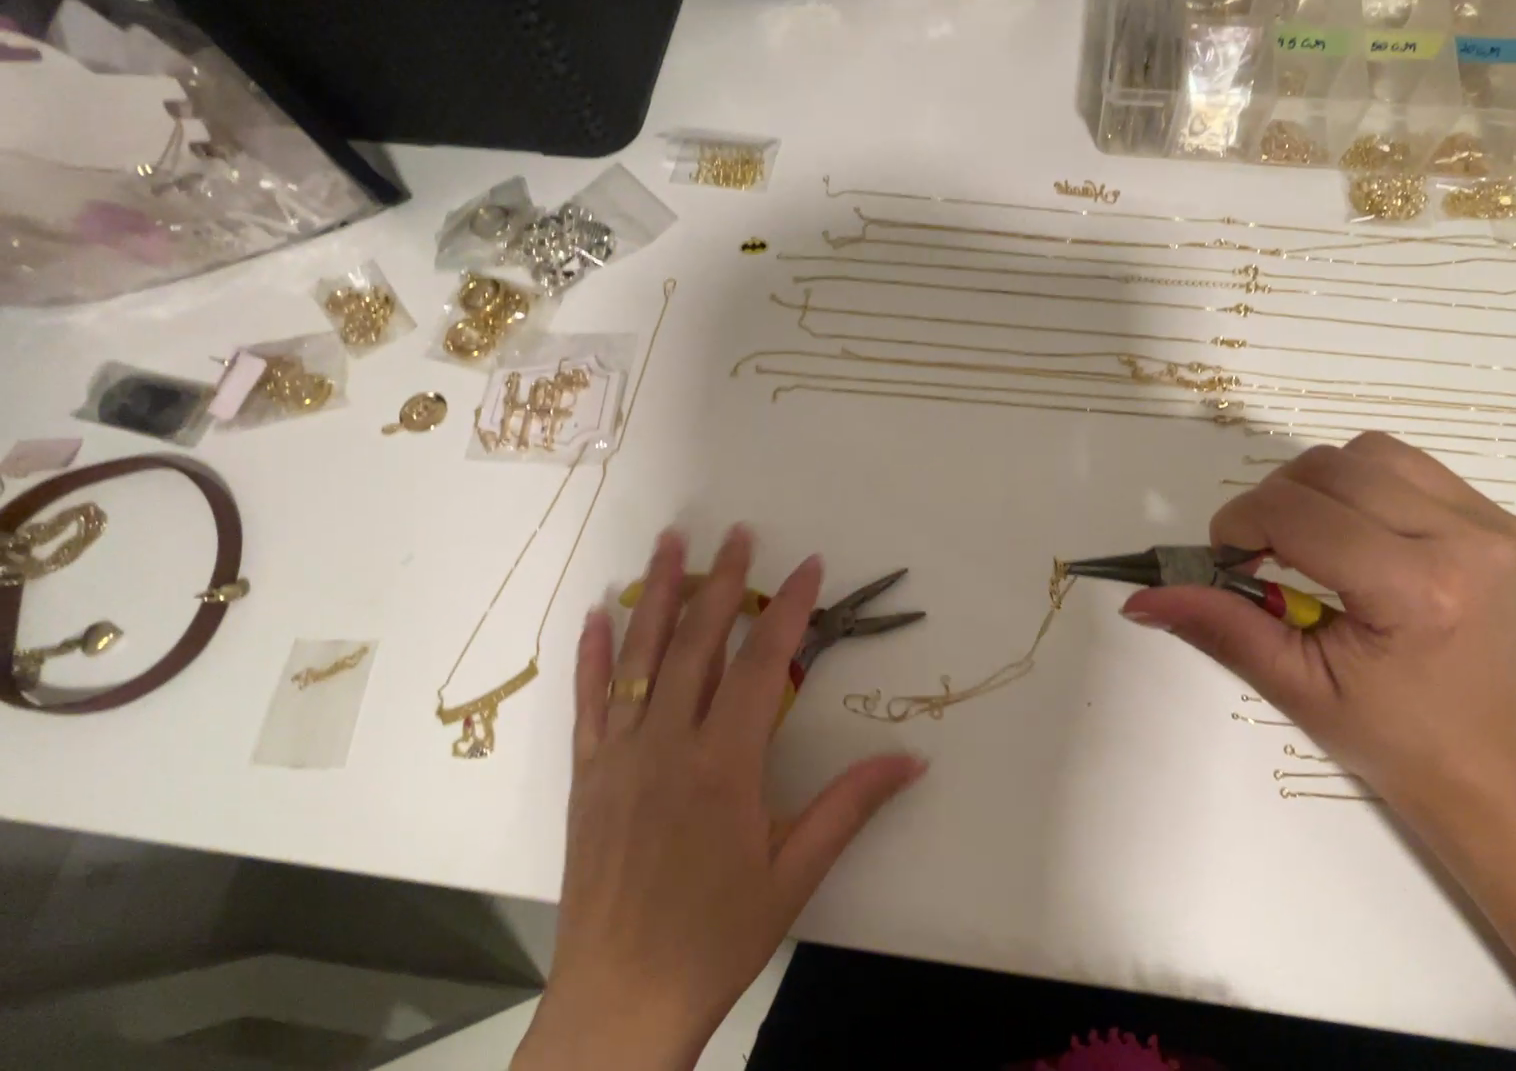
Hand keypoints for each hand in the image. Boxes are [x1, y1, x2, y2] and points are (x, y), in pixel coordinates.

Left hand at [513, 527, 927, 1070]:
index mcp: (724, 766)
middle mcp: (667, 745)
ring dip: (656, 595)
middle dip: (722, 582)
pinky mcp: (586, 777)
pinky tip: (599, 613)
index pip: (761, 665)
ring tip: (669, 542)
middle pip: (696, 644)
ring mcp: (618, 757)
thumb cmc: (719, 935)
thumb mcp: (796, 872)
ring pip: (638, 659)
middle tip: (740, 534)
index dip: (787, 610)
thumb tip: (913, 759)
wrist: (622, 998)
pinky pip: (588, 702)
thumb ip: (852, 805)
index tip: (807, 566)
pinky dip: (592, 653)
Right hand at [1121, 433, 1515, 804]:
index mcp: (1416, 593)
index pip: (1301, 515)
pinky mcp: (1508, 521)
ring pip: (1369, 452)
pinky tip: (1358, 535)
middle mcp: (1467, 543)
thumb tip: (1141, 598)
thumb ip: (1218, 627)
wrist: (1482, 753)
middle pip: (1331, 468)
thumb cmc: (1384, 732)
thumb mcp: (1291, 684)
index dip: (1241, 523)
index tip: (1225, 556)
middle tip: (1259, 550)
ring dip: (1318, 486)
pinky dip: (1363, 487)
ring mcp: (1496, 525)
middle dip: (1273, 501)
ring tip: (1310, 539)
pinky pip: (1409, 467)